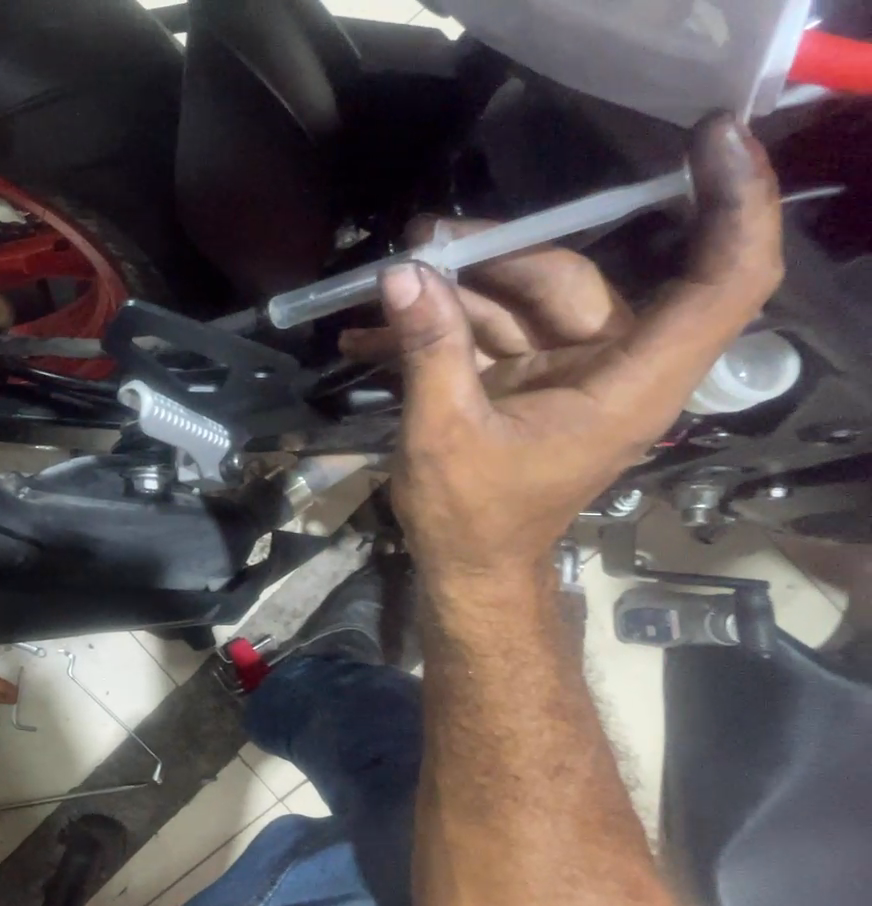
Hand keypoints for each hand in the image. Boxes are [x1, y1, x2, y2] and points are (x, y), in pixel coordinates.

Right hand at [358, 115, 781, 584]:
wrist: (466, 567)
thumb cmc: (473, 515)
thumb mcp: (443, 433)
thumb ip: (431, 349)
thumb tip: (403, 274)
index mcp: (630, 384)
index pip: (720, 283)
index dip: (733, 205)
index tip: (709, 139)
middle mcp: (610, 367)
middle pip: (573, 281)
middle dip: (496, 256)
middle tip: (419, 245)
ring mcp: (564, 374)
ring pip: (520, 303)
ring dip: (451, 292)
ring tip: (382, 287)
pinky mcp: (524, 382)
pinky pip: (486, 336)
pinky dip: (435, 330)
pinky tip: (372, 334)